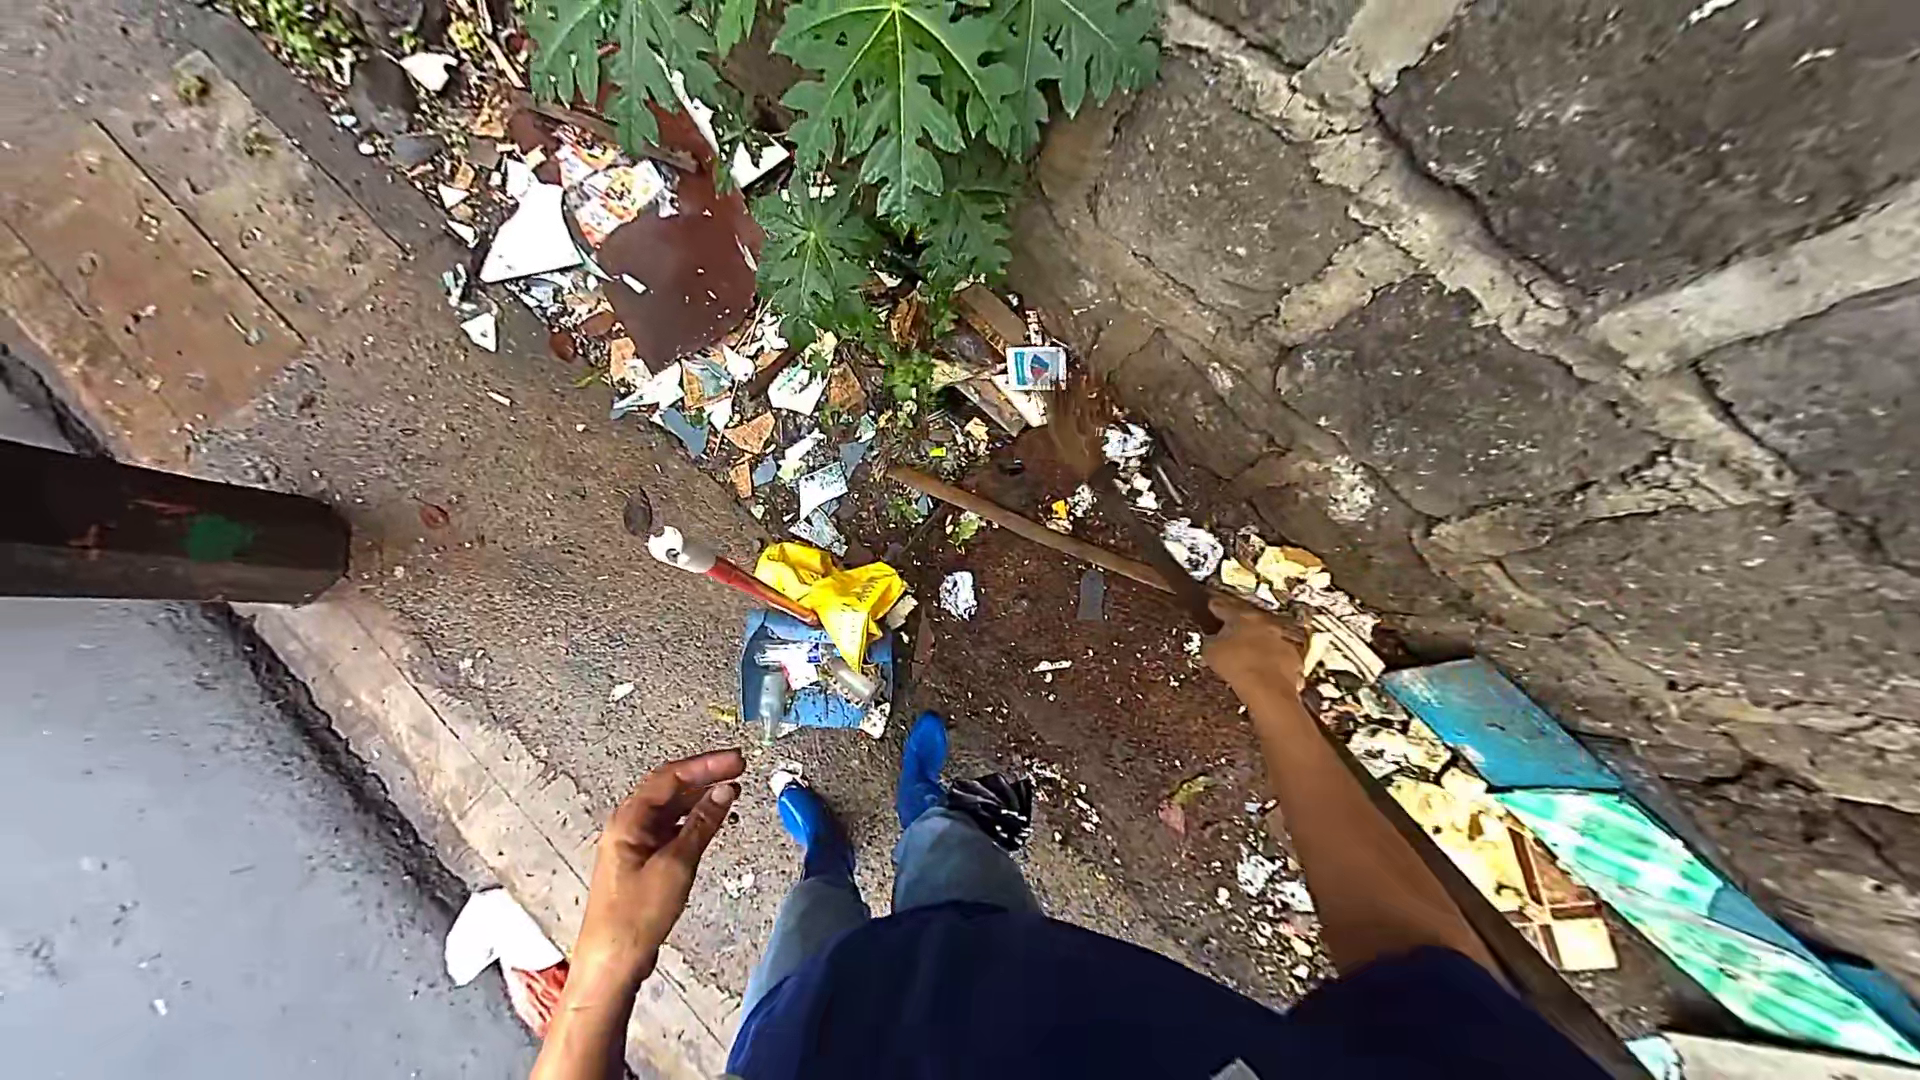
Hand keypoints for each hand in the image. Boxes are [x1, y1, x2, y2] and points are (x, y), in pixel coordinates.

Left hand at [571, 749, 744, 988]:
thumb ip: (703, 822)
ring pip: (674, 805)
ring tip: (733, 788)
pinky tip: (716, 816)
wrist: (612, 965)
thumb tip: (725, 789)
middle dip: (706, 774)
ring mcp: (636, 841)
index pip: (671, 776)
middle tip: (739, 767)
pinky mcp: (645, 858)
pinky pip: (674, 825)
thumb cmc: (636, 916)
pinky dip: (697, 816)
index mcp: (629, 819)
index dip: (706, 764)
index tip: (736, 760)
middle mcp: (630, 824)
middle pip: (671, 787)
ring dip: (703, 794)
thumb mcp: (676, 864)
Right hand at [1203, 595, 1304, 691]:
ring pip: (1267, 639)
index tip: (1213, 605)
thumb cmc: (1236, 666)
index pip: (1224, 607)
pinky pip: (1280, 658)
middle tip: (1230, 637)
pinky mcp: (1294, 660)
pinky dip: (1272, 662)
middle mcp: (1264, 624)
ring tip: (1247, 659)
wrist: (1266, 688)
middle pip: (1249, 622)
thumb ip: (1211, 641)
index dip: (1217, 607)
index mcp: (1241, 617)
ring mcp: (1281, 641)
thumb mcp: (1210, 651)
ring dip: (1258, 645)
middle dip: (1240, 628)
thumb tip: (1212, 642)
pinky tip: (1263, 672)